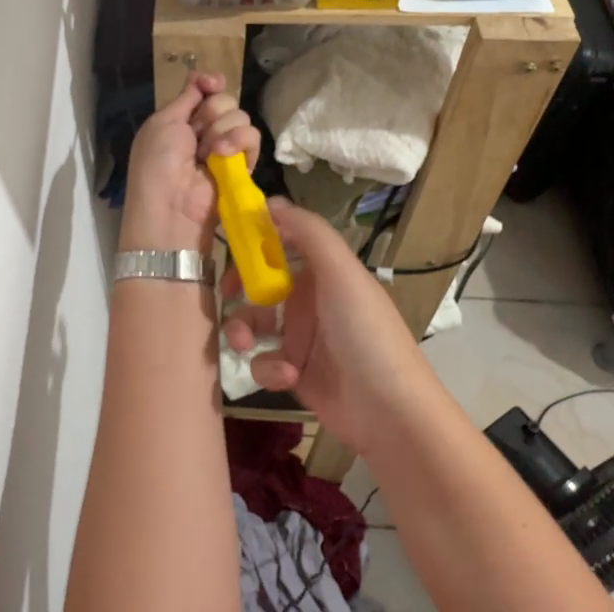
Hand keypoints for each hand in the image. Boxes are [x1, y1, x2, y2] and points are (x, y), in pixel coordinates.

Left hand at [120, 73, 260, 252]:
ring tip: (208, 153)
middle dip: (211, 113)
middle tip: (196, 134)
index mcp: (179, 119)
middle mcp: (203, 130)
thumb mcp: (163, 122)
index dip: (209, 84)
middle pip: (224, 100)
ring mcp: (224, 147)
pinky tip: (224, 155)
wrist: (171, 207)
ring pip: (239, 117)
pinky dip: (240, 142)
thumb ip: (186, 97)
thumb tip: (207, 78)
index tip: (211, 84)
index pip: (204, 89)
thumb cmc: (158, 163)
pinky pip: (252, 137)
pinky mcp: (242, 164)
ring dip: (222, 130)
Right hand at [221, 200, 438, 455]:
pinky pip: (264, 361)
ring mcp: (302, 338)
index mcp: (324, 272)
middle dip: (239, 290)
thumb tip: (270, 201)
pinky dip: (268, 367)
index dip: (254, 243)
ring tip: (245, 343)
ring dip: (243, 330)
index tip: (229, 246)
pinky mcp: (295, 373)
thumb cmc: (364, 333)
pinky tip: (287, 376)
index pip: (281, 244)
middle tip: (224, 297)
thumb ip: (308, 232)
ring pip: (254, 323)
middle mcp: (311, 300)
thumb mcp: (342, 273)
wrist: (389, 412)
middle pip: (260, 284)